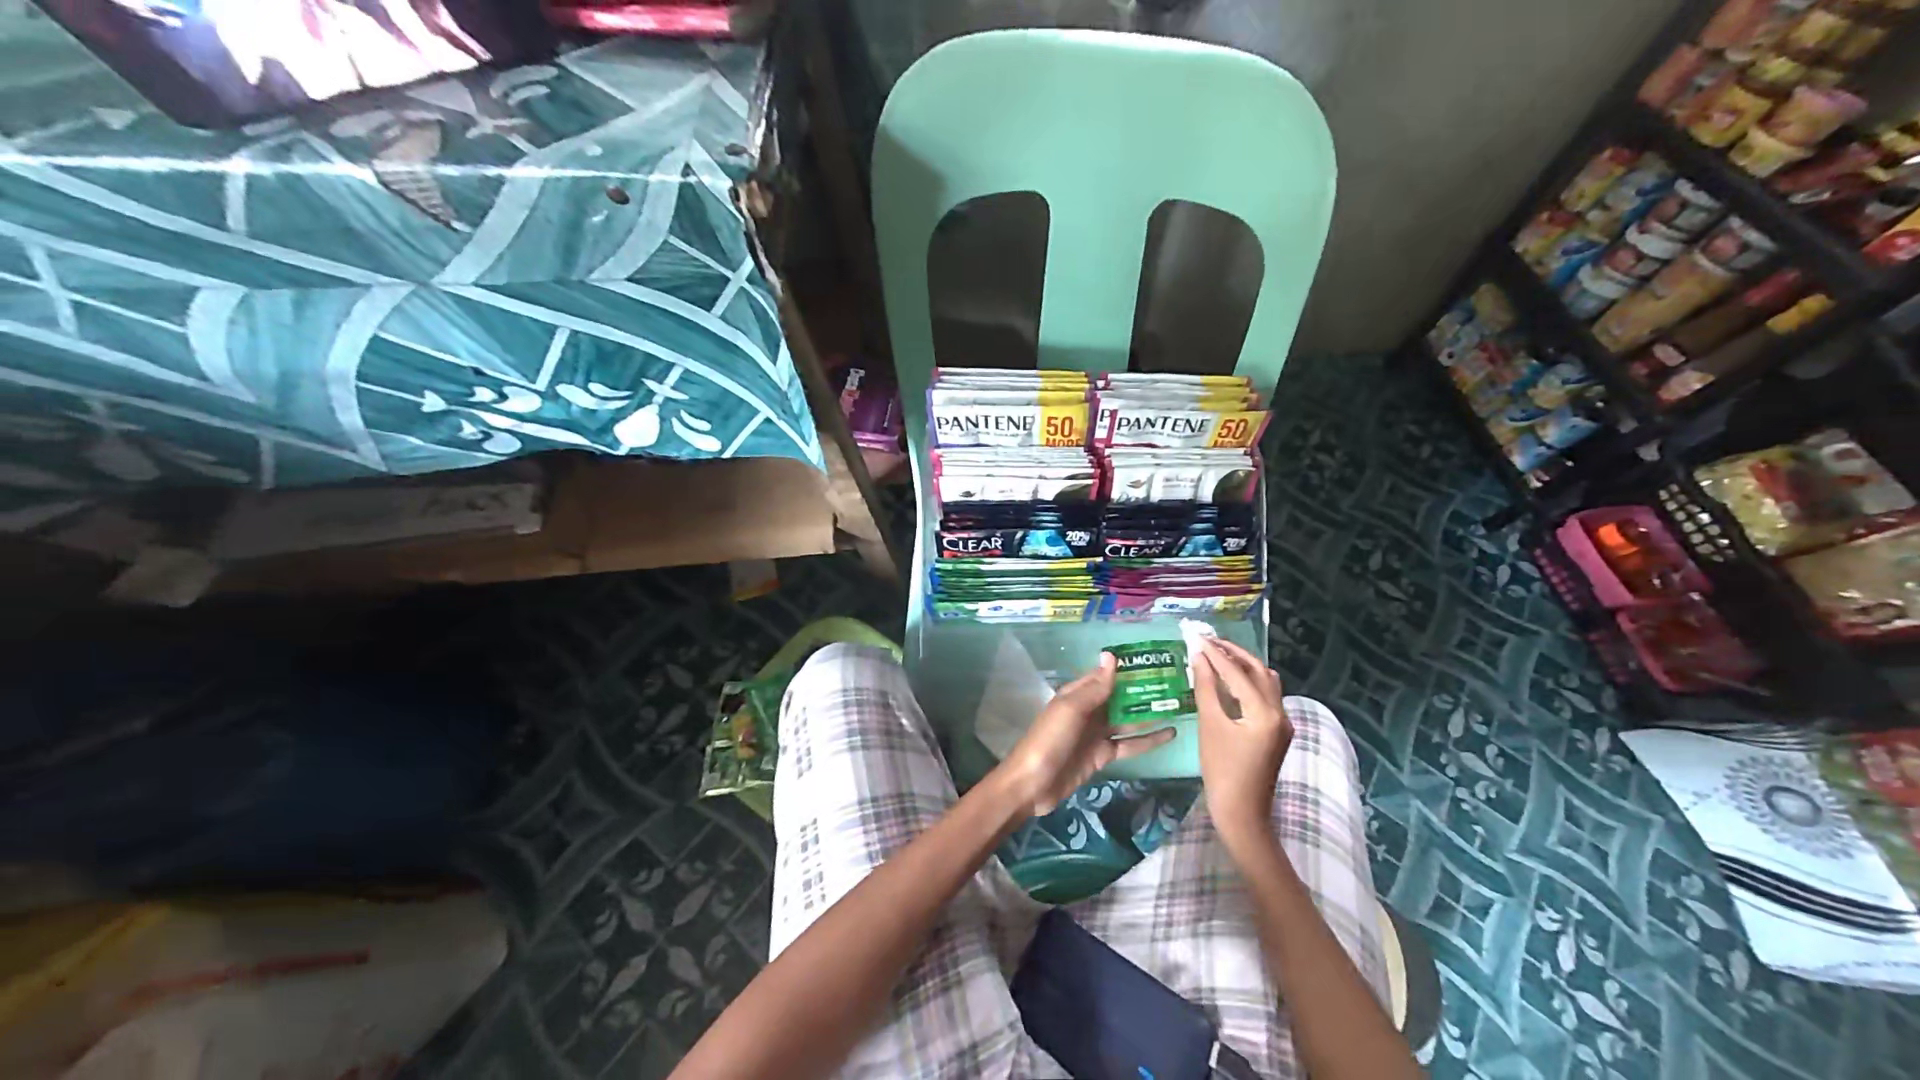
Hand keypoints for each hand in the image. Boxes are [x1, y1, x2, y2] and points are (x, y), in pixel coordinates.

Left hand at [996, 653, 1177, 815]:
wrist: (1033, 785)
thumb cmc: (1049, 740)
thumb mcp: (1071, 710)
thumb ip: (1094, 687)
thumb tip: (1111, 656)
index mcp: (1076, 695)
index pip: (1104, 676)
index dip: (1125, 668)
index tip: (1154, 660)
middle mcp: (1087, 711)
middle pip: (1118, 697)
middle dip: (1142, 690)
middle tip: (1176, 683)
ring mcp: (1095, 734)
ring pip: (1127, 720)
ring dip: (1149, 714)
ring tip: (1179, 705)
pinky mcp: (1102, 755)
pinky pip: (1129, 744)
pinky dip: (1147, 739)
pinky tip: (1169, 734)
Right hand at [1193, 638, 1292, 856]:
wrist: (1242, 813)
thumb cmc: (1221, 771)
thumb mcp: (1210, 726)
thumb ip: (1206, 689)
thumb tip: (1200, 658)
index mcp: (1265, 712)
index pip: (1237, 673)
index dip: (1215, 654)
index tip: (1196, 637)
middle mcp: (1280, 713)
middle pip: (1258, 672)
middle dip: (1233, 654)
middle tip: (1208, 641)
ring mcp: (1282, 723)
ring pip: (1265, 682)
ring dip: (1243, 666)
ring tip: (1217, 655)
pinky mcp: (1277, 732)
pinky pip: (1265, 697)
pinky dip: (1247, 683)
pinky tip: (1228, 681)